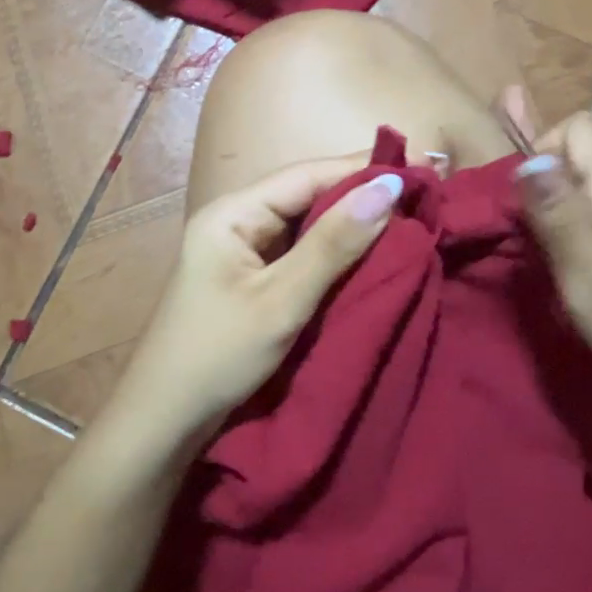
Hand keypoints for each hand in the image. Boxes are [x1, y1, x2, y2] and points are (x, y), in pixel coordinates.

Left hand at [108, 155, 403, 440]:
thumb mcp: (282, 300)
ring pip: (309, 223)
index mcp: (233, 212)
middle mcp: (238, 220)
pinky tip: (374, 252)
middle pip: (309, 193)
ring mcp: (244, 250)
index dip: (364, 169)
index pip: (308, 174)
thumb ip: (334, 243)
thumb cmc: (217, 355)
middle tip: (426, 194)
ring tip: (412, 217)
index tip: (423, 170)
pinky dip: (338, 250)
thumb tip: (390, 186)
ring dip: (354, 222)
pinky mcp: (254, 278)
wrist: (165, 421)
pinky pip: (303, 252)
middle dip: (364, 193)